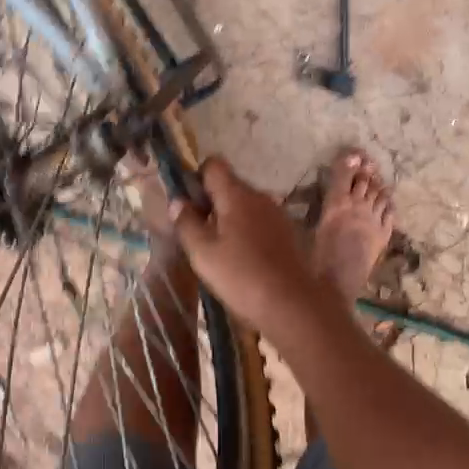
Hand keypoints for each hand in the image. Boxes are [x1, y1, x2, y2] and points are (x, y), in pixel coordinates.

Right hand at [170, 159, 332, 333]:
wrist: (291, 303)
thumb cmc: (241, 276)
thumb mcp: (203, 253)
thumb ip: (187, 223)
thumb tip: (177, 200)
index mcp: (237, 194)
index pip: (213, 165)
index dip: (196, 178)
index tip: (188, 205)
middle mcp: (259, 195)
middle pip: (229, 184)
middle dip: (211, 202)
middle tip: (199, 234)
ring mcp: (276, 212)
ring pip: (245, 203)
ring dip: (229, 218)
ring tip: (219, 250)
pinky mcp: (287, 230)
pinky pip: (260, 219)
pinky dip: (247, 230)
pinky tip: (243, 258)